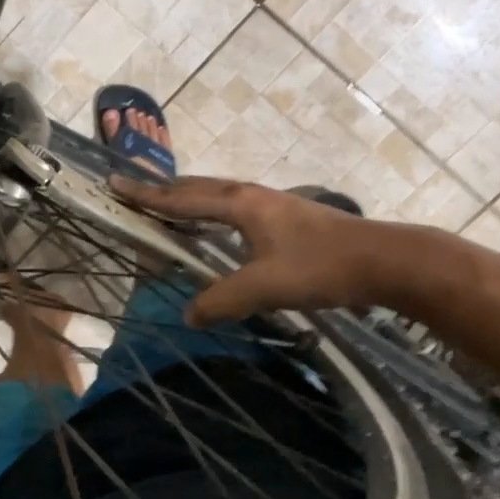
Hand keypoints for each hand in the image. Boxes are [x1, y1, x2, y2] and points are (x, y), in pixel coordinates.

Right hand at [110, 176, 394, 325]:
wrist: (385, 260)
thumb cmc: (320, 267)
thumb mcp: (265, 287)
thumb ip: (222, 300)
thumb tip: (188, 315)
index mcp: (240, 204)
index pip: (181, 198)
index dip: (146, 195)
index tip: (115, 184)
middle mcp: (251, 196)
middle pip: (197, 188)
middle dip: (163, 189)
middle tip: (133, 190)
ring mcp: (272, 204)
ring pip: (218, 195)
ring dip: (189, 198)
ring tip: (168, 205)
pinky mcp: (287, 217)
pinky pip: (234, 206)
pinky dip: (212, 211)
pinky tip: (219, 227)